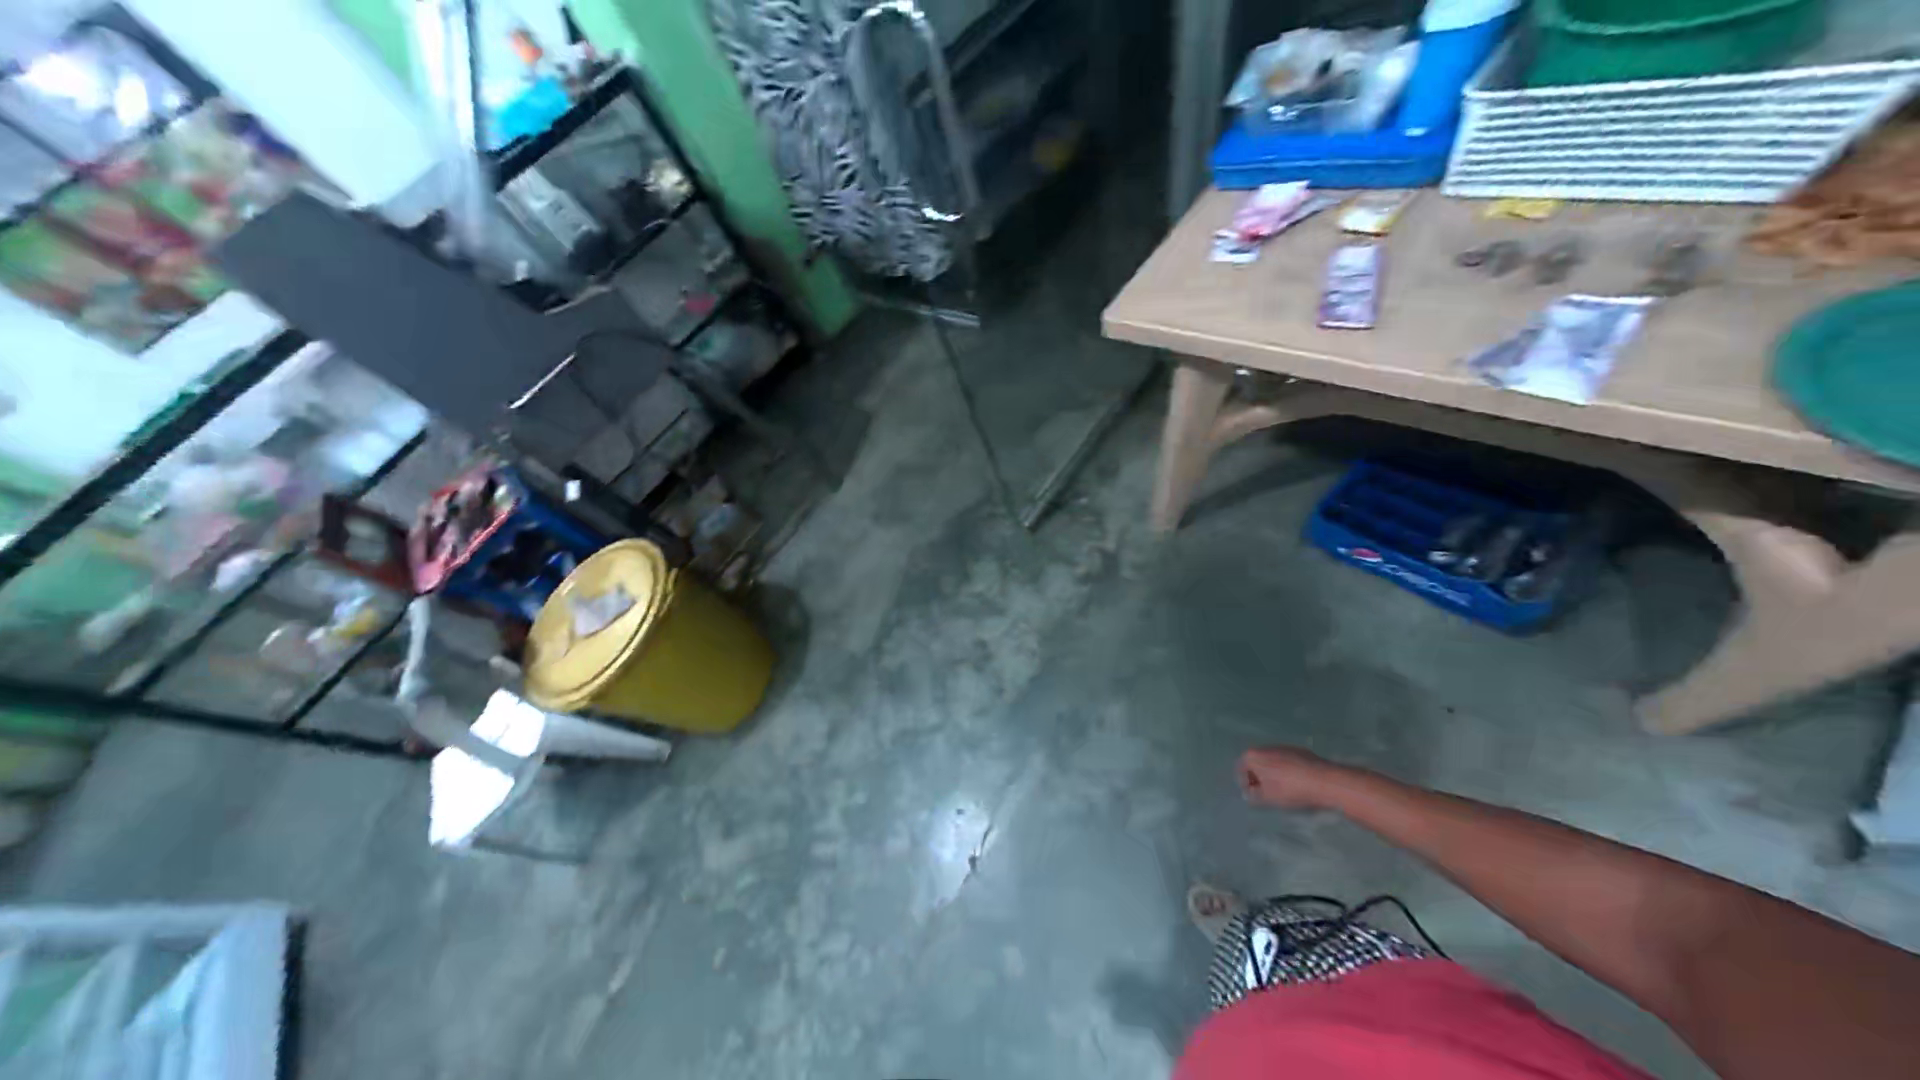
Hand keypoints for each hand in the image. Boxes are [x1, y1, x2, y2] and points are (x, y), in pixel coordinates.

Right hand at [1237, 746, 1338, 808]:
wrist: (1325, 781)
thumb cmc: (1291, 790)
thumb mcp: (1267, 798)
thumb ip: (1253, 796)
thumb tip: (1249, 793)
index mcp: (1254, 756)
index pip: (1241, 768)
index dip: (1245, 783)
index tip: (1255, 796)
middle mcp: (1266, 747)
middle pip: (1257, 763)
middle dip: (1260, 778)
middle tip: (1268, 794)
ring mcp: (1285, 747)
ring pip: (1274, 762)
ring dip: (1275, 775)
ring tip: (1285, 791)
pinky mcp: (1301, 751)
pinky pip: (1288, 762)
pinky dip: (1289, 771)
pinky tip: (1298, 784)